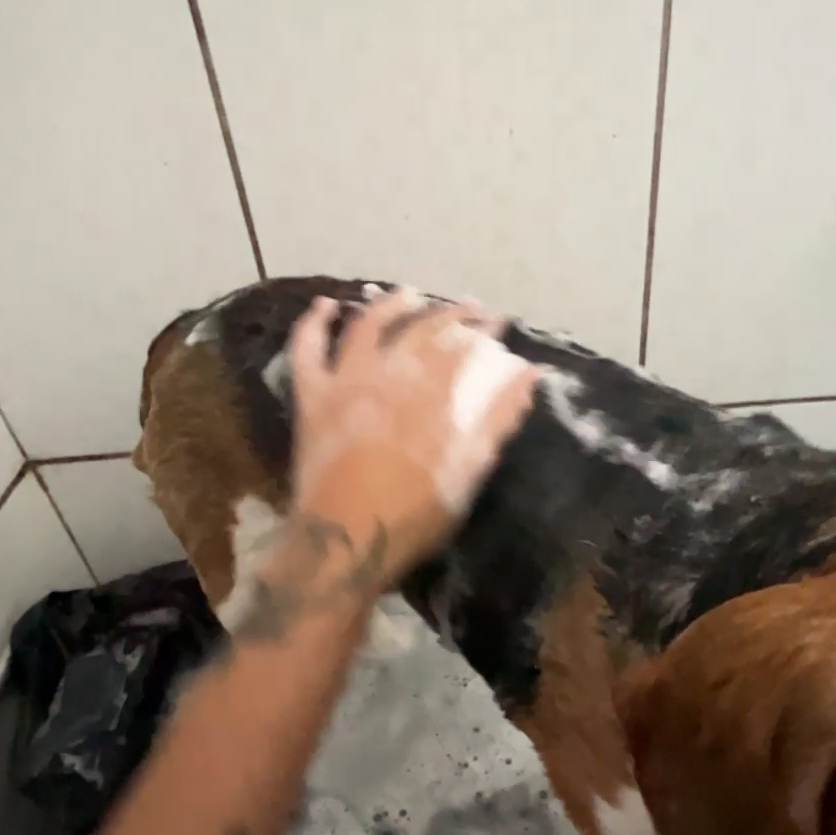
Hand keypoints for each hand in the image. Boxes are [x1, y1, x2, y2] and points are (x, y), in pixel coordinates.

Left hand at [285, 288, 539, 588]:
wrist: (344, 541)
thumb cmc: (413, 515)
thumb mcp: (468, 473)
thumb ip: (497, 421)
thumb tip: (528, 376)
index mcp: (429, 395)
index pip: (462, 347)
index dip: (482, 329)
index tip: (498, 322)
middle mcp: (388, 376)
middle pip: (421, 330)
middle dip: (450, 314)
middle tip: (470, 308)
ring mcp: (345, 383)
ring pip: (367, 327)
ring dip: (390, 305)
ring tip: (408, 293)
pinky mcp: (313, 399)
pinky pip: (307, 351)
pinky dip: (314, 324)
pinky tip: (325, 306)